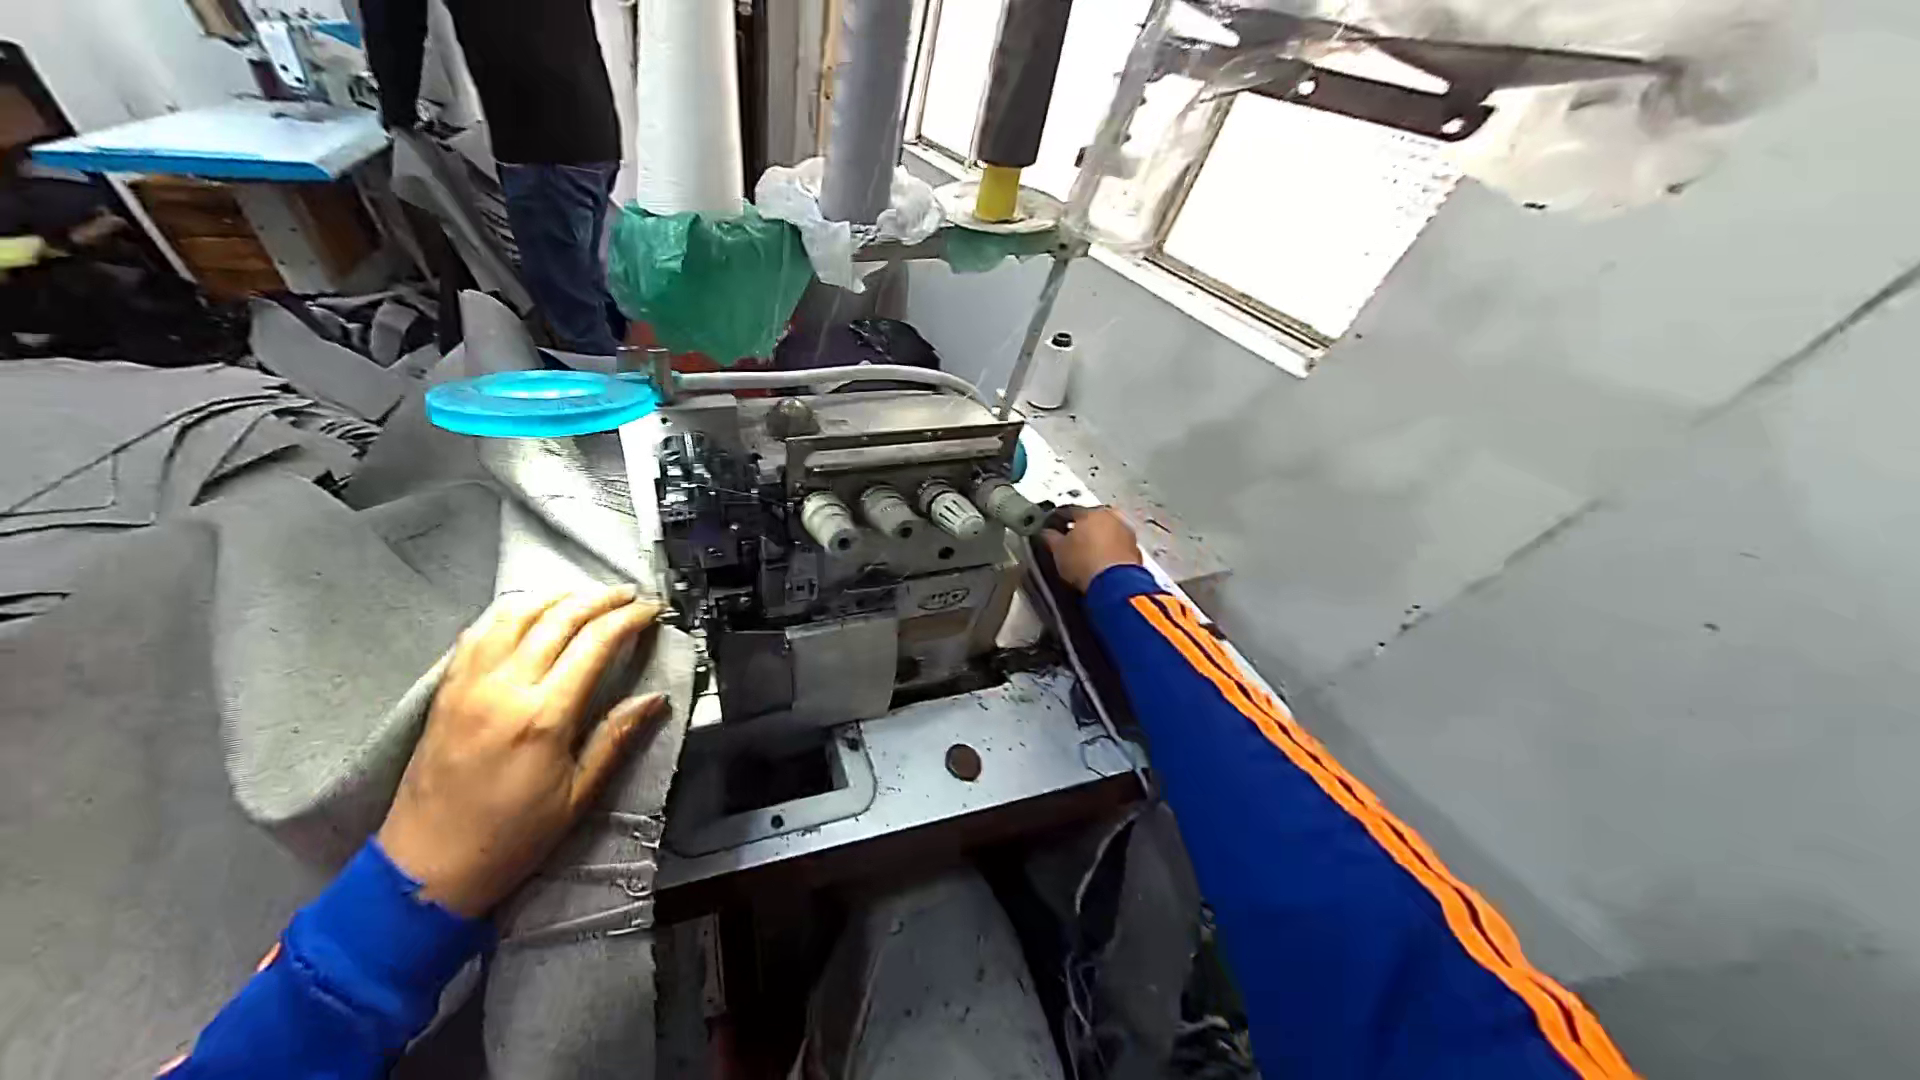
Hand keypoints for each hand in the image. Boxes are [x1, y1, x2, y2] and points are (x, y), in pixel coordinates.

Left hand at [376, 585, 667, 916]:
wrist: (422, 870)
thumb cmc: (510, 838)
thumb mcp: (579, 795)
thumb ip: (617, 737)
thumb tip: (656, 698)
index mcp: (543, 716)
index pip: (595, 642)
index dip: (630, 619)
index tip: (653, 611)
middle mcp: (503, 689)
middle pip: (559, 617)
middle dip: (601, 598)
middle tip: (630, 596)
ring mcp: (468, 685)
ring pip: (515, 614)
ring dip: (557, 596)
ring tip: (587, 595)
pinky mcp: (446, 691)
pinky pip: (478, 632)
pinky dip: (511, 611)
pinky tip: (531, 610)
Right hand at [1040, 505, 1142, 592]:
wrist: (1114, 584)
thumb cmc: (1085, 562)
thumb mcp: (1057, 550)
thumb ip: (1050, 537)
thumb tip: (1046, 533)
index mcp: (1091, 512)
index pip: (1069, 511)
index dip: (1058, 520)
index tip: (1052, 527)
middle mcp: (1112, 518)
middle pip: (1092, 521)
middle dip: (1081, 529)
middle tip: (1070, 541)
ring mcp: (1126, 534)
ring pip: (1107, 533)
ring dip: (1097, 540)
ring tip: (1085, 555)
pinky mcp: (1135, 552)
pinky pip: (1118, 548)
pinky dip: (1109, 553)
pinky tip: (1100, 564)